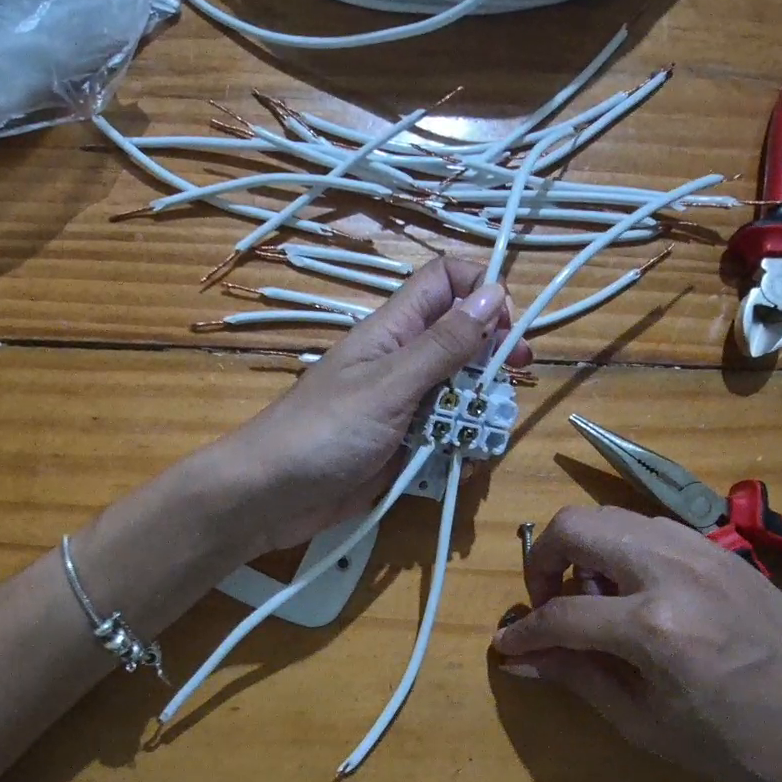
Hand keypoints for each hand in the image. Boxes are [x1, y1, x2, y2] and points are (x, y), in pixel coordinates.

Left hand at [215, 257, 524, 556]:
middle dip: (492, 362)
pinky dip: (457, 454)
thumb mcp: (389, 385)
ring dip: (477, 416)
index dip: (481, 293)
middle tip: (512, 385)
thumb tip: (495, 292)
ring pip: (458, 398)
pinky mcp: (399, 452)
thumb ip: (442, 346)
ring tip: (480, 438)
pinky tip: (460, 469)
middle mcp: (400, 365)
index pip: (444, 284)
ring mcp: (400, 411)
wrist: (269, 497)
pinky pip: (442, 443)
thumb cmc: (323, 432)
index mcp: (392, 332)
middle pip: (462, 344)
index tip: (508, 329)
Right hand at [491, 505, 781, 781]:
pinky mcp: (724, 551)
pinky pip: (652, 528)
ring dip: (586, 550)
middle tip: (547, 603)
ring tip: (593, 601)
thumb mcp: (647, 724)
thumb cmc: (742, 747)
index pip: (560, 612)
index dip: (524, 630)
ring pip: (613, 517)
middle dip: (543, 560)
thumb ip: (578, 678)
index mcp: (654, 626)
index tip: (508, 645)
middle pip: (577, 526)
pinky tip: (636, 594)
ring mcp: (703, 551)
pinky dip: (623, 549)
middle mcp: (673, 570)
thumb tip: (518, 658)